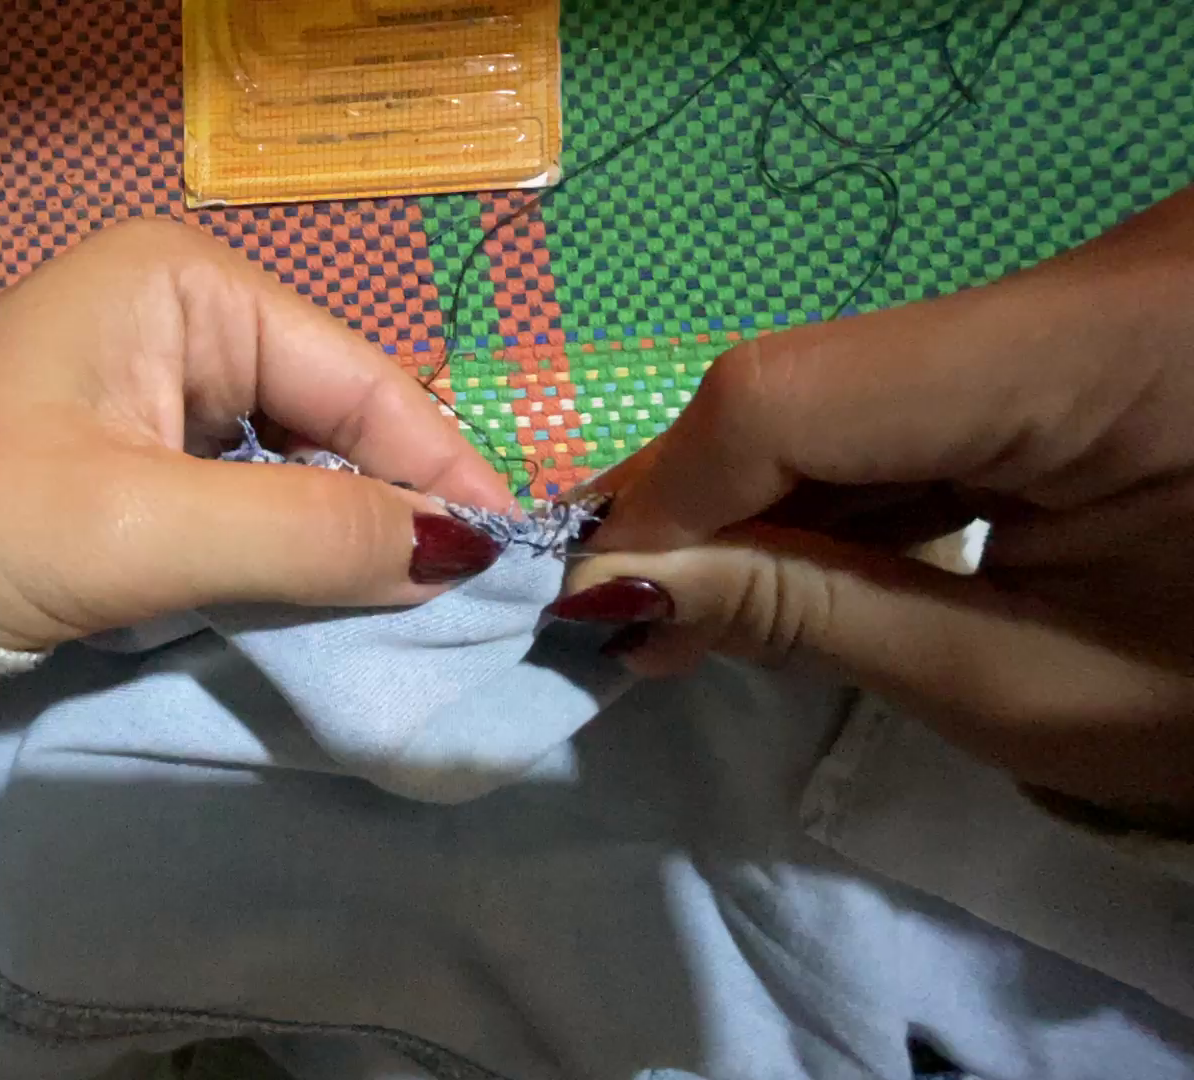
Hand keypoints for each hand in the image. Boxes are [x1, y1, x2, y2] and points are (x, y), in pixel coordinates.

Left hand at [0, 220, 515, 652]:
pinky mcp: (144, 453)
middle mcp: (183, 322)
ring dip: (346, 527)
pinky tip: (325, 583)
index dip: (436, 461)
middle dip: (394, 498)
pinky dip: (291, 543)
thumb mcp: (144, 526)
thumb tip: (450, 550)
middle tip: (462, 582)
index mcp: (186, 289)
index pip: (353, 376)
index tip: (501, 543)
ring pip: (295, 461)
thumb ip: (304, 534)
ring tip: (410, 591)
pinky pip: (248, 494)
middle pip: (330, 416)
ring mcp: (163, 389)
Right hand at [557, 187, 1193, 825]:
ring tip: (687, 597)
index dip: (667, 493)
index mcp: (1120, 348)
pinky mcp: (1050, 332)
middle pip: (791, 386)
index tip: (605, 589)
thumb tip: (615, 590)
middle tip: (622, 600)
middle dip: (686, 507)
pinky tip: (774, 560)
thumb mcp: (1023, 689)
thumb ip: (802, 617)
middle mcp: (1089, 279)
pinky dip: (804, 493)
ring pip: (815, 397)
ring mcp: (1068, 298)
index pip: (788, 394)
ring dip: (734, 506)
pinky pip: (871, 408)